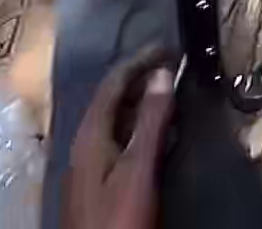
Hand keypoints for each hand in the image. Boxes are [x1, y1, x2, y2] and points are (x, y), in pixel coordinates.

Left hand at [65, 46, 175, 228]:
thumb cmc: (118, 220)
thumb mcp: (138, 169)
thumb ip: (151, 120)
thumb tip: (164, 71)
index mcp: (90, 132)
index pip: (114, 80)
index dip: (141, 60)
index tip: (170, 49)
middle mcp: (85, 141)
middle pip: (114, 97)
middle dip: (144, 79)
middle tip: (176, 69)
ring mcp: (90, 164)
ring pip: (118, 119)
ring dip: (144, 103)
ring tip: (173, 95)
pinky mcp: (99, 184)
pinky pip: (121, 139)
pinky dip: (141, 127)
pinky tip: (160, 134)